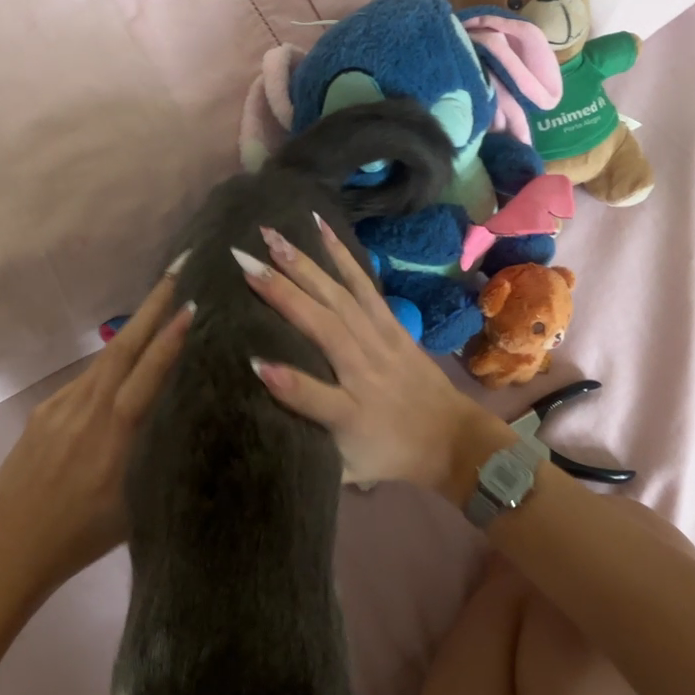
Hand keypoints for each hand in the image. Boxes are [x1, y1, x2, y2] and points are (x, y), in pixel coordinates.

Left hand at [0, 261, 193, 593]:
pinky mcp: (41, 414)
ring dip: (131, 335)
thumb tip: (177, 428)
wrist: (7, 548)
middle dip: (150, 309)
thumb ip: (153, 462)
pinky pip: (83, 384)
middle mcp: (85, 411)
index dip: (170, 339)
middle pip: (123, 349)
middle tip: (175, 273)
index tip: (191, 305)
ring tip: (157, 313)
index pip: (147, 375)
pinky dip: (107, 369)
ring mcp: (59, 408)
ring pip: (103, 363)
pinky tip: (118, 373)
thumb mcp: (133, 509)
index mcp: (112, 436)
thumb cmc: (78, 538)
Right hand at [240, 218, 509, 497]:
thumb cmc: (388, 453)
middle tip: (242, 262)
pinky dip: (341, 254)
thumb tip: (264, 418)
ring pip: (340, 297)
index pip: (318, 399)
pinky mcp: (391, 322)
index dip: (289, 384)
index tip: (252, 362)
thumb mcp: (348, 468)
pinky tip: (318, 227)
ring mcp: (382, 340)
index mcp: (353, 414)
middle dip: (283, 294)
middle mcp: (367, 371)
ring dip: (304, 265)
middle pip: (326, 329)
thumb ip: (310, 449)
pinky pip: (363, 284)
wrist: (452, 438)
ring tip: (271, 237)